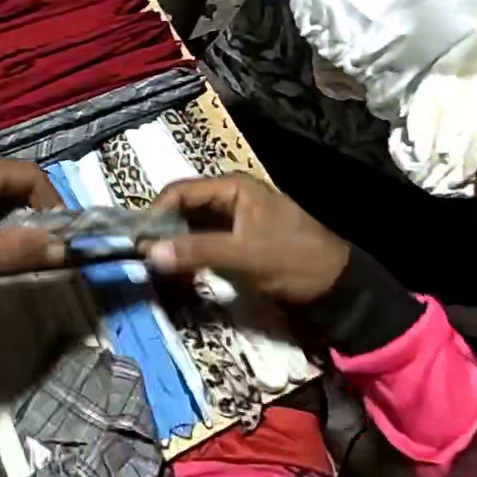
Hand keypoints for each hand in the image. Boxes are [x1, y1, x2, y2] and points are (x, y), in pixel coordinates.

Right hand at [146, 174, 351, 303]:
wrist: (338, 289)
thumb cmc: (293, 260)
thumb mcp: (244, 255)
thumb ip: (197, 250)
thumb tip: (148, 252)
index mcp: (232, 187)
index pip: (179, 191)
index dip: (156, 213)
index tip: (138, 240)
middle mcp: (229, 197)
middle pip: (182, 208)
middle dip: (163, 231)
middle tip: (145, 257)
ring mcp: (234, 219)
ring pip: (191, 227)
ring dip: (175, 245)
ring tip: (159, 268)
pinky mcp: (237, 241)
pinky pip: (203, 243)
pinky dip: (190, 256)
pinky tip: (182, 273)